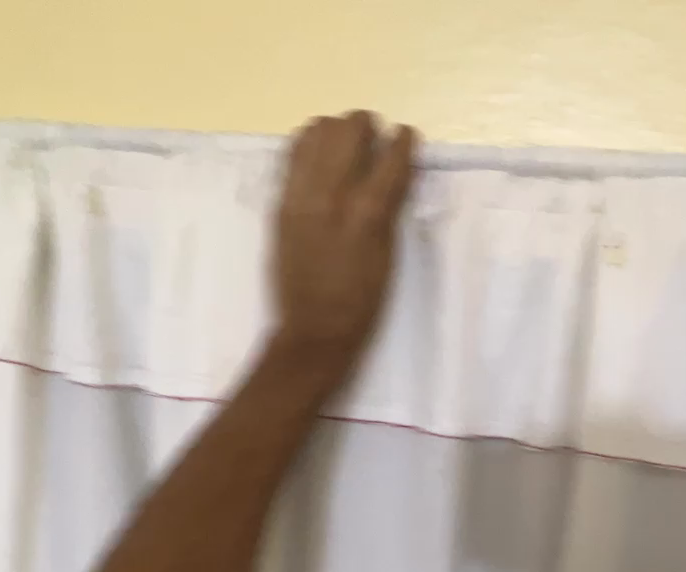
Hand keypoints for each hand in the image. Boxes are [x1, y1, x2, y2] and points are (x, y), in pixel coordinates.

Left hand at [271, 111, 417, 356]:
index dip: (404, 141)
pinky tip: (318, 161)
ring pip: (318, 130)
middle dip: (368, 130)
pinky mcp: (280, 202)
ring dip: (336, 132)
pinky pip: (291, 152)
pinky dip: (308, 147)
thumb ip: (389, 207)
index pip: (393, 153)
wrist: (312, 332)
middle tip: (372, 145)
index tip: (406, 140)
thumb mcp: (388, 255)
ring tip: (343, 151)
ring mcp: (300, 195)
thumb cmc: (361, 302)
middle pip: (352, 126)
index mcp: (368, 213)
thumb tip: (393, 171)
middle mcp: (333, 194)